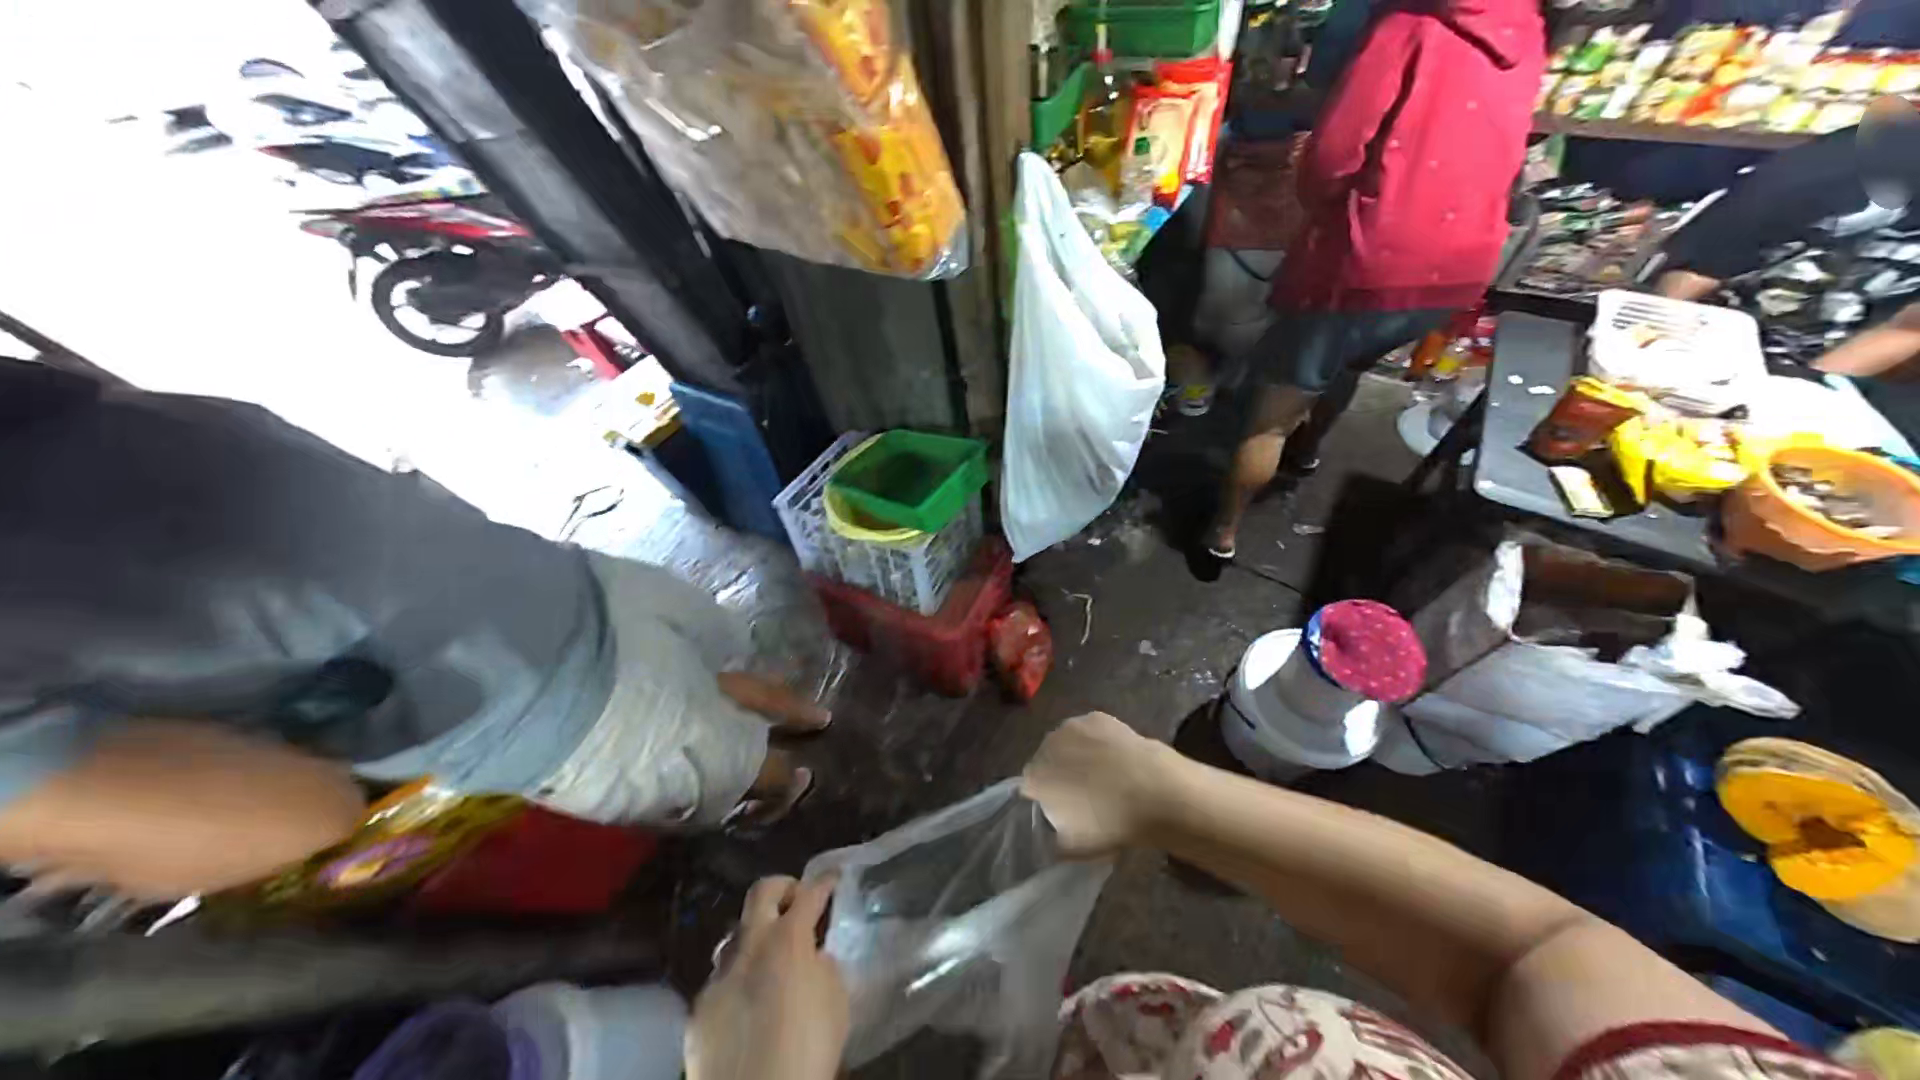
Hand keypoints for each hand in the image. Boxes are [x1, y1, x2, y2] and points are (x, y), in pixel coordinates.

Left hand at [686, 875, 848, 1079]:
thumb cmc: (809, 1052)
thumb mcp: (836, 1003)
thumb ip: (824, 967)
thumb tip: (812, 956)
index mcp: (788, 940)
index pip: (810, 894)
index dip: (824, 882)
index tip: (833, 878)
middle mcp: (750, 947)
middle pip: (761, 893)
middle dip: (783, 887)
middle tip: (797, 901)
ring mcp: (718, 977)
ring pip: (735, 936)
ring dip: (755, 936)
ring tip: (770, 956)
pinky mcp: (698, 1011)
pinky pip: (720, 981)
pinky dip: (738, 981)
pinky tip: (749, 1005)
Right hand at [1020, 712, 1174, 857]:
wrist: (1156, 793)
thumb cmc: (1112, 824)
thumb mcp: (1075, 847)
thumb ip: (1053, 839)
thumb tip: (1052, 832)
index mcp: (1035, 777)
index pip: (1029, 786)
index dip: (1045, 798)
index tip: (1062, 810)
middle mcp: (1045, 746)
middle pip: (1046, 760)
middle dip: (1059, 774)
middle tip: (1083, 794)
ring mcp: (1071, 727)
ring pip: (1067, 744)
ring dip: (1078, 756)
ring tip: (1102, 776)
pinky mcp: (1097, 717)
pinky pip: (1089, 733)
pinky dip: (1098, 742)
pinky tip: (1115, 758)